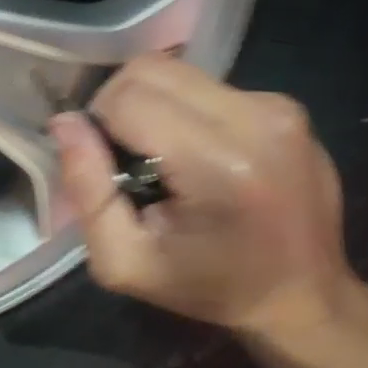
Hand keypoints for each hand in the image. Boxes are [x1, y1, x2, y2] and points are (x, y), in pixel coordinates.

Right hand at [51, 54, 357, 335]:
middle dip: (118, 107)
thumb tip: (65, 123)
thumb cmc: (208, 287)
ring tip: (162, 159)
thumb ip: (87, 191)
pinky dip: (184, 111)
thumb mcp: (125, 262)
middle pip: (150, 71)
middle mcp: (255, 119)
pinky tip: (196, 157)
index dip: (97, 126)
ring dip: (151, 106)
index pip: (126, 99)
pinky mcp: (286, 106)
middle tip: (125, 160)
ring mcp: (278, 107)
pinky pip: (207, 86)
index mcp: (219, 164)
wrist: (303, 297)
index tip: (106, 170)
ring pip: (178, 71)